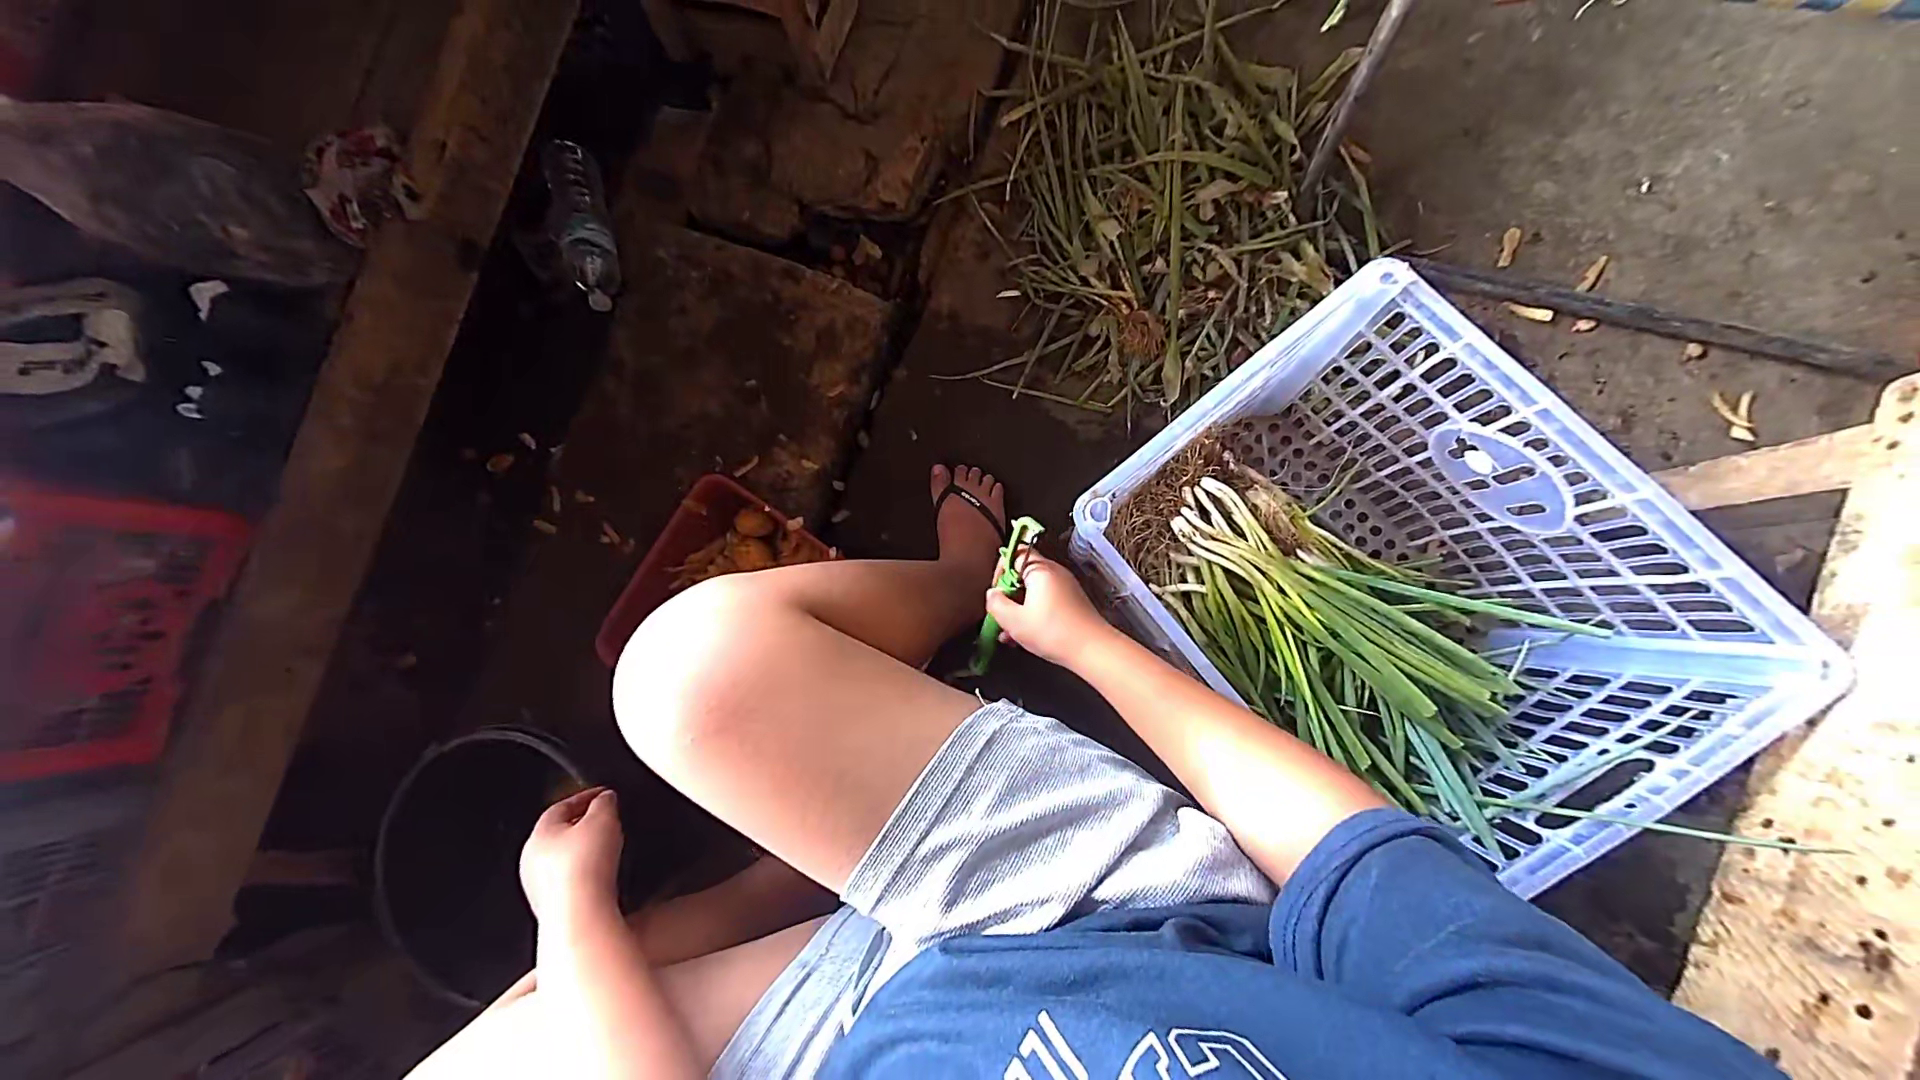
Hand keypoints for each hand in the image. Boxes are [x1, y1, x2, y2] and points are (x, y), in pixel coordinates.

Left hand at [520, 787, 622, 925]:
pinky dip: (587, 872)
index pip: (561, 807)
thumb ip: (605, 802)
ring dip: (586, 850)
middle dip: (584, 824)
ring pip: (565, 858)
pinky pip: (571, 880)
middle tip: (607, 819)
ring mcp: (540, 887)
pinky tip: (603, 873)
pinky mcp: (554, 905)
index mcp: (538, 836)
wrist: (580, 914)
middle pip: (560, 833)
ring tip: (609, 847)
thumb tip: (605, 798)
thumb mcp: (603, 818)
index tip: (603, 795)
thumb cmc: (584, 868)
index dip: (586, 797)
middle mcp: (532, 861)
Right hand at [985, 549, 1114, 669]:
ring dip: (1018, 609)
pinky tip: (1025, 635)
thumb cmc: (1054, 632)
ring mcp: (1064, 588)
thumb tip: (992, 594)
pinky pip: (1044, 602)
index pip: (1015, 553)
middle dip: (1008, 596)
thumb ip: (996, 603)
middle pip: (1022, 575)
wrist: (1092, 650)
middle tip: (1001, 615)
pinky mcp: (1071, 603)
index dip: (1000, 571)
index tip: (995, 592)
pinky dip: (1032, 614)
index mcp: (1040, 570)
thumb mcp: (1014, 620)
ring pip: (1032, 592)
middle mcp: (1054, 573)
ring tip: (1010, 632)